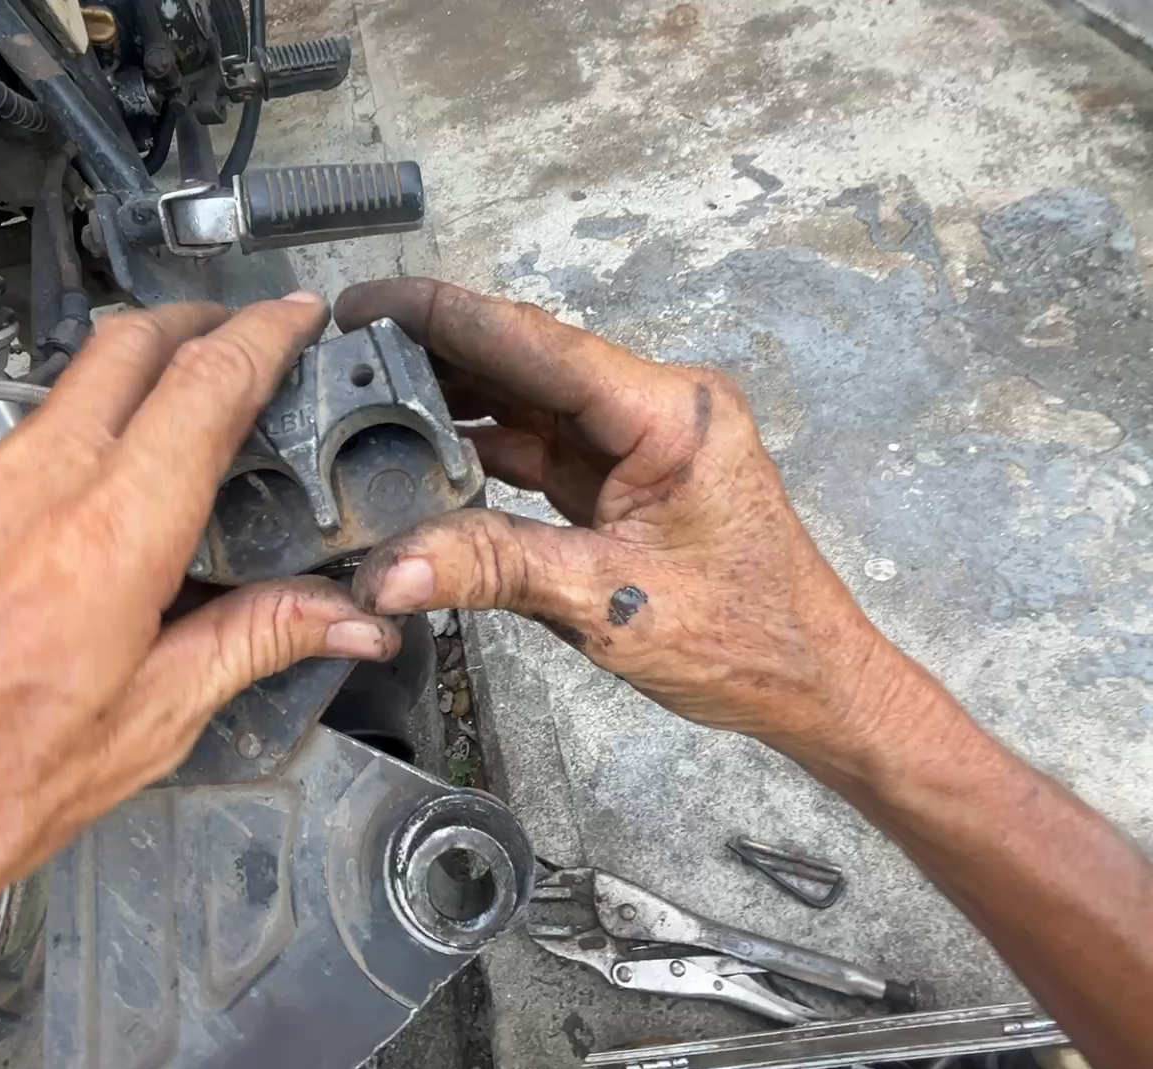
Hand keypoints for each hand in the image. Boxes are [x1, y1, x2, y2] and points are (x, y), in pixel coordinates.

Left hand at [0, 294, 402, 1068]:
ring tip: (184, 431)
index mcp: (100, 545)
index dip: (260, 337)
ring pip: (67, 387)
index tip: (293, 317)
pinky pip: (16, 442)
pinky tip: (95, 505)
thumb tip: (343, 620)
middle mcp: (20, 492)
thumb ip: (253, 642)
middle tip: (246, 337)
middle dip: (196, 323)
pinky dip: (76, 441)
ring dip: (135, 381)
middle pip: (123, 347)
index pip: (199, 392)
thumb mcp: (147, 727)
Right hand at [336, 279, 945, 771]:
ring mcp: (633, 442)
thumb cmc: (739, 637)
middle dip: (435, 353)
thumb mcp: (607, 599)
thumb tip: (385, 574)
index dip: (443, 316)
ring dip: (452, 401)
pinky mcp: (619, 477)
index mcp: (665, 413)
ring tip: (367, 396)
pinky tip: (423, 452)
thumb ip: (494, 570)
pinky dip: (480, 450)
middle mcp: (649, 408)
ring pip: (525, 405)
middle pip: (525, 364)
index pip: (537, 344)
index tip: (365, 304)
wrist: (806, 680)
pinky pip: (536, 449)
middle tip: (346, 352)